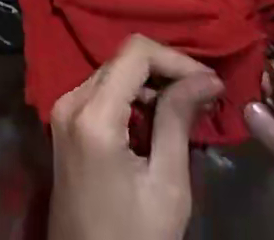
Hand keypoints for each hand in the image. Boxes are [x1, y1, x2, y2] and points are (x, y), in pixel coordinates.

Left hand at [48, 35, 223, 239]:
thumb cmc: (132, 239)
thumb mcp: (166, 185)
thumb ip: (178, 120)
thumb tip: (206, 77)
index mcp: (93, 115)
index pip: (136, 52)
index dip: (176, 58)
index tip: (208, 82)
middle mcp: (71, 102)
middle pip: (125, 59)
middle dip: (168, 70)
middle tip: (205, 94)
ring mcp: (64, 113)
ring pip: (116, 71)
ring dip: (154, 82)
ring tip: (190, 106)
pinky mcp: (66, 126)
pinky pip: (104, 90)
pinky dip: (136, 95)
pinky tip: (162, 116)